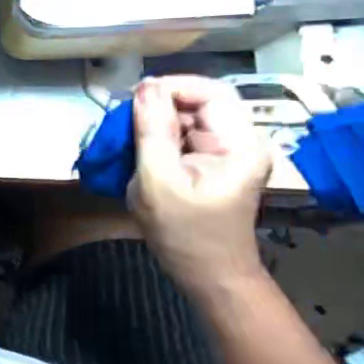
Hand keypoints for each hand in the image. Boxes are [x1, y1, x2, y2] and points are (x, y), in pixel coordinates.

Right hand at [127, 75, 273, 294]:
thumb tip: (144, 87)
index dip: (172, 87)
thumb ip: (152, 131)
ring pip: (188, 117)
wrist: (209, 276)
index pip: (210, 91)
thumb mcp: (159, 182)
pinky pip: (184, 136)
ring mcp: (227, 153)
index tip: (134, 98)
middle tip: (122, 122)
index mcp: (240, 144)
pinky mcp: (212, 163)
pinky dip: (158, 138)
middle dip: (158, 107)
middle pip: (198, 102)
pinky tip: (138, 151)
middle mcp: (240, 141)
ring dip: (154, 123)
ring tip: (125, 138)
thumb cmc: (186, 235)